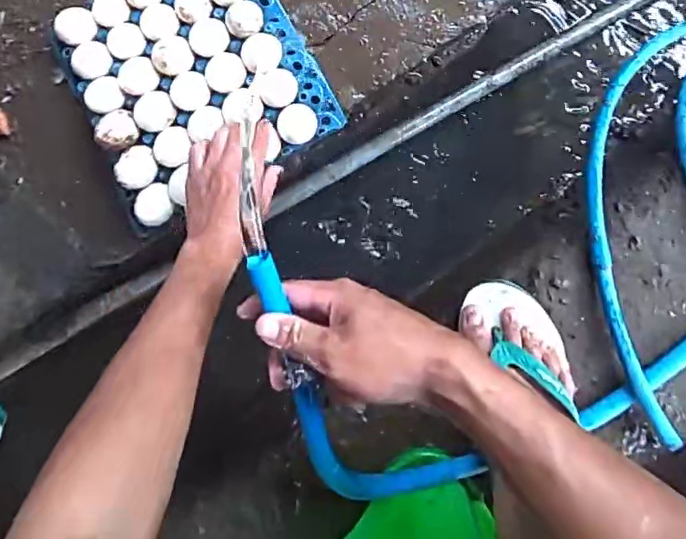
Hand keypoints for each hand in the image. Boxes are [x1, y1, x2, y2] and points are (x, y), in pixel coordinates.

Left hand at [179, 121, 281, 271]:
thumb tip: (273, 171)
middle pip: (235, 132)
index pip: (257, 141)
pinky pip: (197, 149)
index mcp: (247, 173)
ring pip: (216, 136)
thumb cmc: (237, 233)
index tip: (263, 126)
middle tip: (247, 129)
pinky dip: (204, 146)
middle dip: (243, 128)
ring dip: (224, 134)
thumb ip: (268, 184)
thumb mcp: (262, 207)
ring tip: (228, 136)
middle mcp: (227, 166)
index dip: (262, 130)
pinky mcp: (194, 175)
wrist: (211, 245)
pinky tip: (208, 150)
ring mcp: (208, 169)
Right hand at [238, 278, 465, 406]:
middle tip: (284, 382)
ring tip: (332, 394)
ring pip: (325, 344)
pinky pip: (345, 355)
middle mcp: (347, 301)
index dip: (264, 302)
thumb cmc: (385, 360)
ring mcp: (363, 321)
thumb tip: (262, 319)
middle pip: (304, 321)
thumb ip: (296, 336)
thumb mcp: (333, 353)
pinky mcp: (376, 342)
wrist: (442, 373)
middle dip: (292, 352)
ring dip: (320, 370)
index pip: (289, 290)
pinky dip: (342, 376)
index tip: (243, 318)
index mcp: (335, 295)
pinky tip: (353, 395)